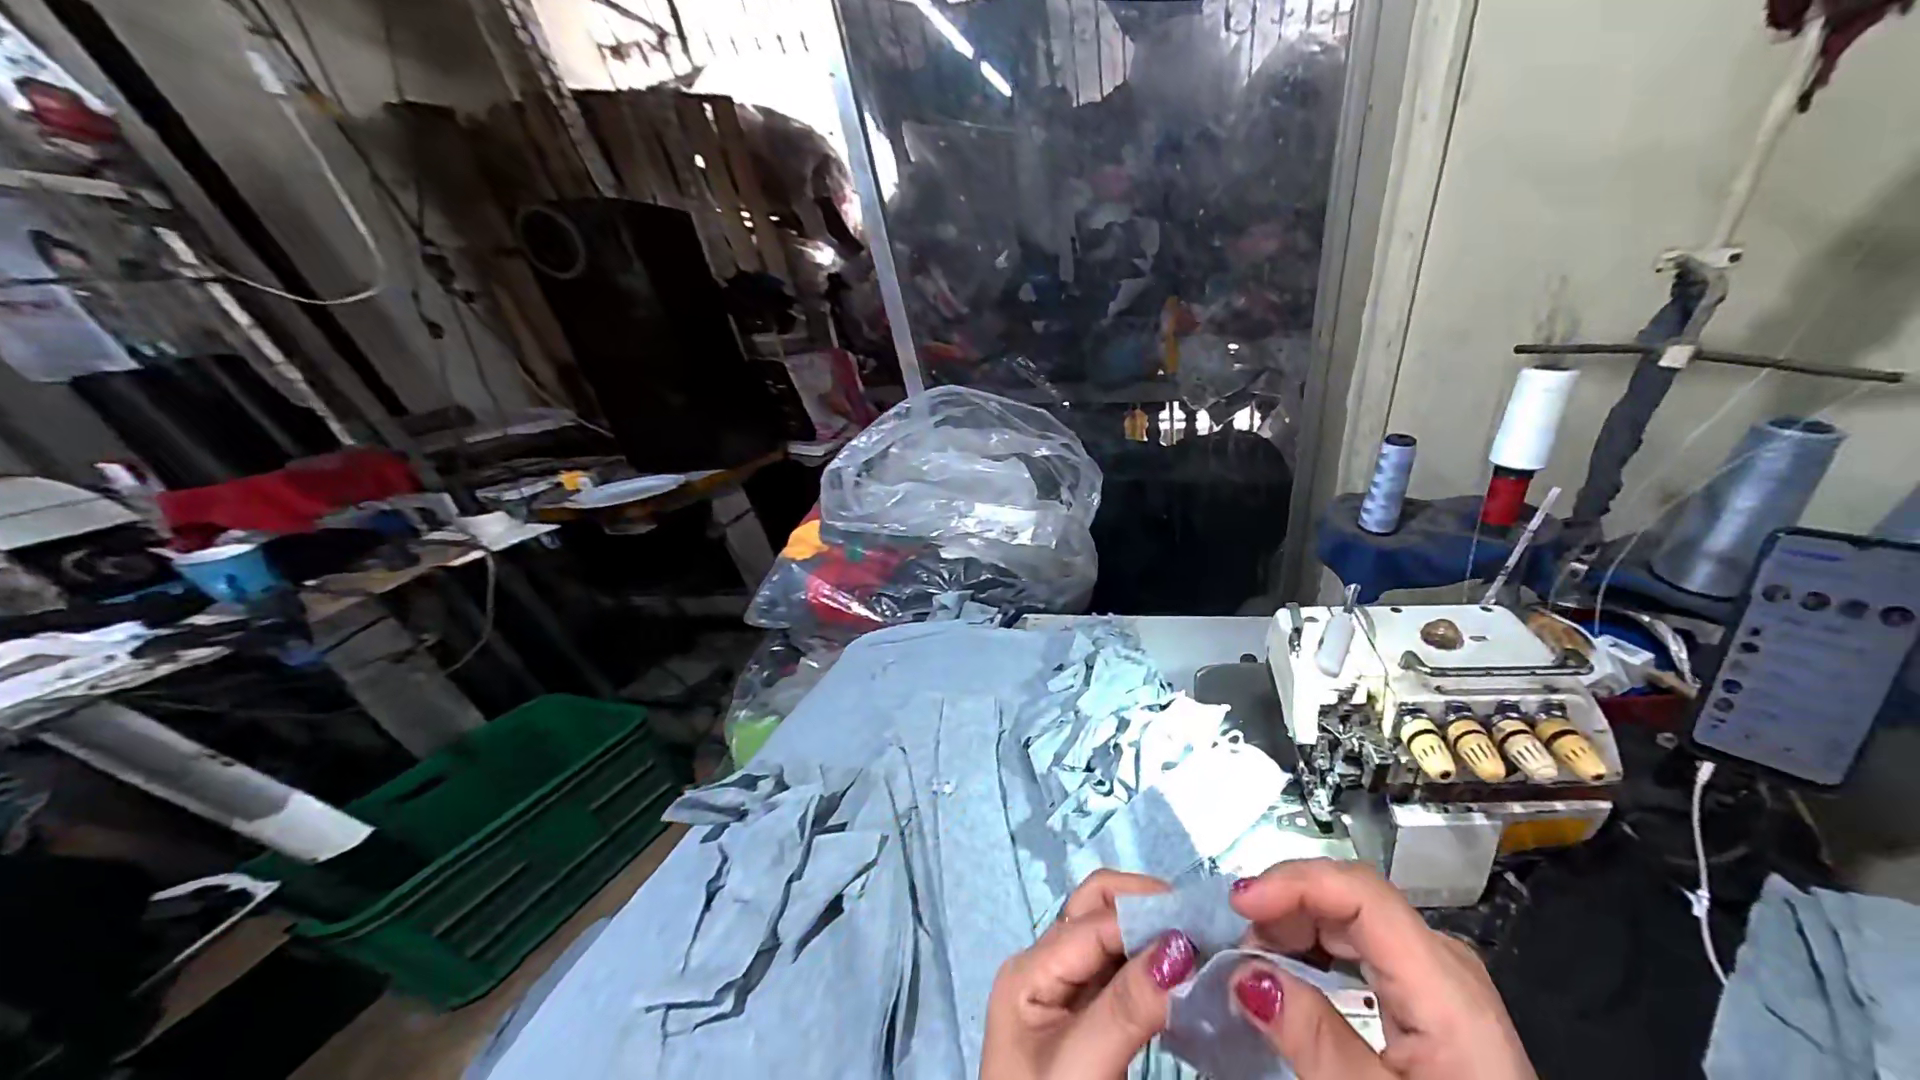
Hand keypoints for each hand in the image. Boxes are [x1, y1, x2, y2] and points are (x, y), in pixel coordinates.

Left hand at [981, 870, 1193, 1079]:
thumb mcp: (1080, 1070)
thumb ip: (1126, 1008)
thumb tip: (1180, 948)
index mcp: (1030, 970)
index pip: (1094, 922)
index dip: (1147, 917)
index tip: (1208, 928)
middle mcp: (1044, 965)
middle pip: (1095, 909)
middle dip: (1147, 906)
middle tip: (1204, 928)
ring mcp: (1063, 988)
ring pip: (1110, 935)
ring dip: (1152, 931)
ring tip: (1203, 945)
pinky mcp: (1084, 1013)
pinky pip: (1119, 970)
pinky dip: (1151, 963)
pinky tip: (1184, 977)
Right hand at [1226, 859, 1536, 1079]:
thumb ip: (1313, 1039)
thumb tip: (1243, 975)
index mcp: (1444, 984)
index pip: (1361, 892)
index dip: (1293, 882)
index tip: (1237, 904)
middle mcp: (1443, 962)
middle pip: (1351, 899)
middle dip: (1282, 906)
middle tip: (1232, 943)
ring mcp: (1437, 976)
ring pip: (1350, 918)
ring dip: (1291, 926)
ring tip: (1249, 958)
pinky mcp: (1427, 995)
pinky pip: (1359, 946)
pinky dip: (1312, 947)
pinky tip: (1285, 969)